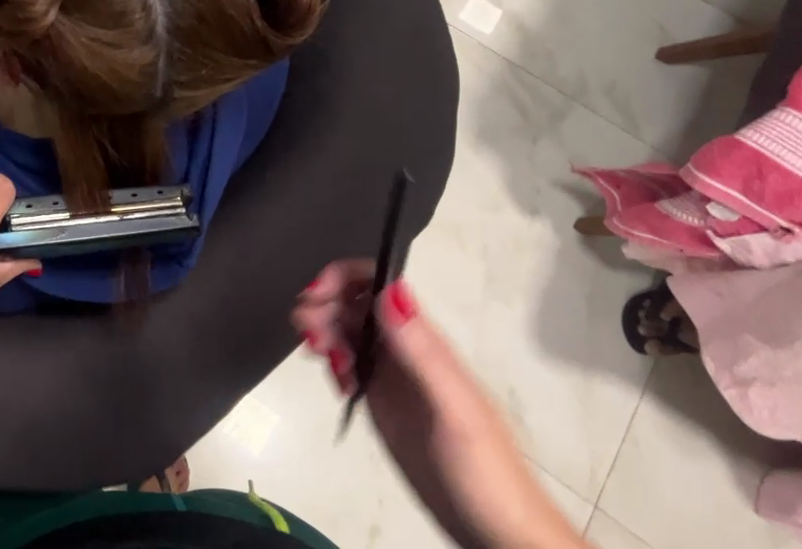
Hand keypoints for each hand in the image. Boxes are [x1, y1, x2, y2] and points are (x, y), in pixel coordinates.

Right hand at [295, 263, 585, 548]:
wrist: (496, 532)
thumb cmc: (482, 471)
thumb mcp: (453, 409)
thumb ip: (421, 351)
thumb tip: (388, 290)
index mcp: (425, 343)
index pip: (380, 285)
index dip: (345, 278)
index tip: (315, 295)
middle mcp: (406, 351)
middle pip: (355, 305)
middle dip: (323, 304)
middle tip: (305, 332)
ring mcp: (392, 377)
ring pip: (348, 332)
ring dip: (322, 330)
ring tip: (312, 350)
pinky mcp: (382, 403)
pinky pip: (349, 366)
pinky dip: (332, 362)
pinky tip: (335, 382)